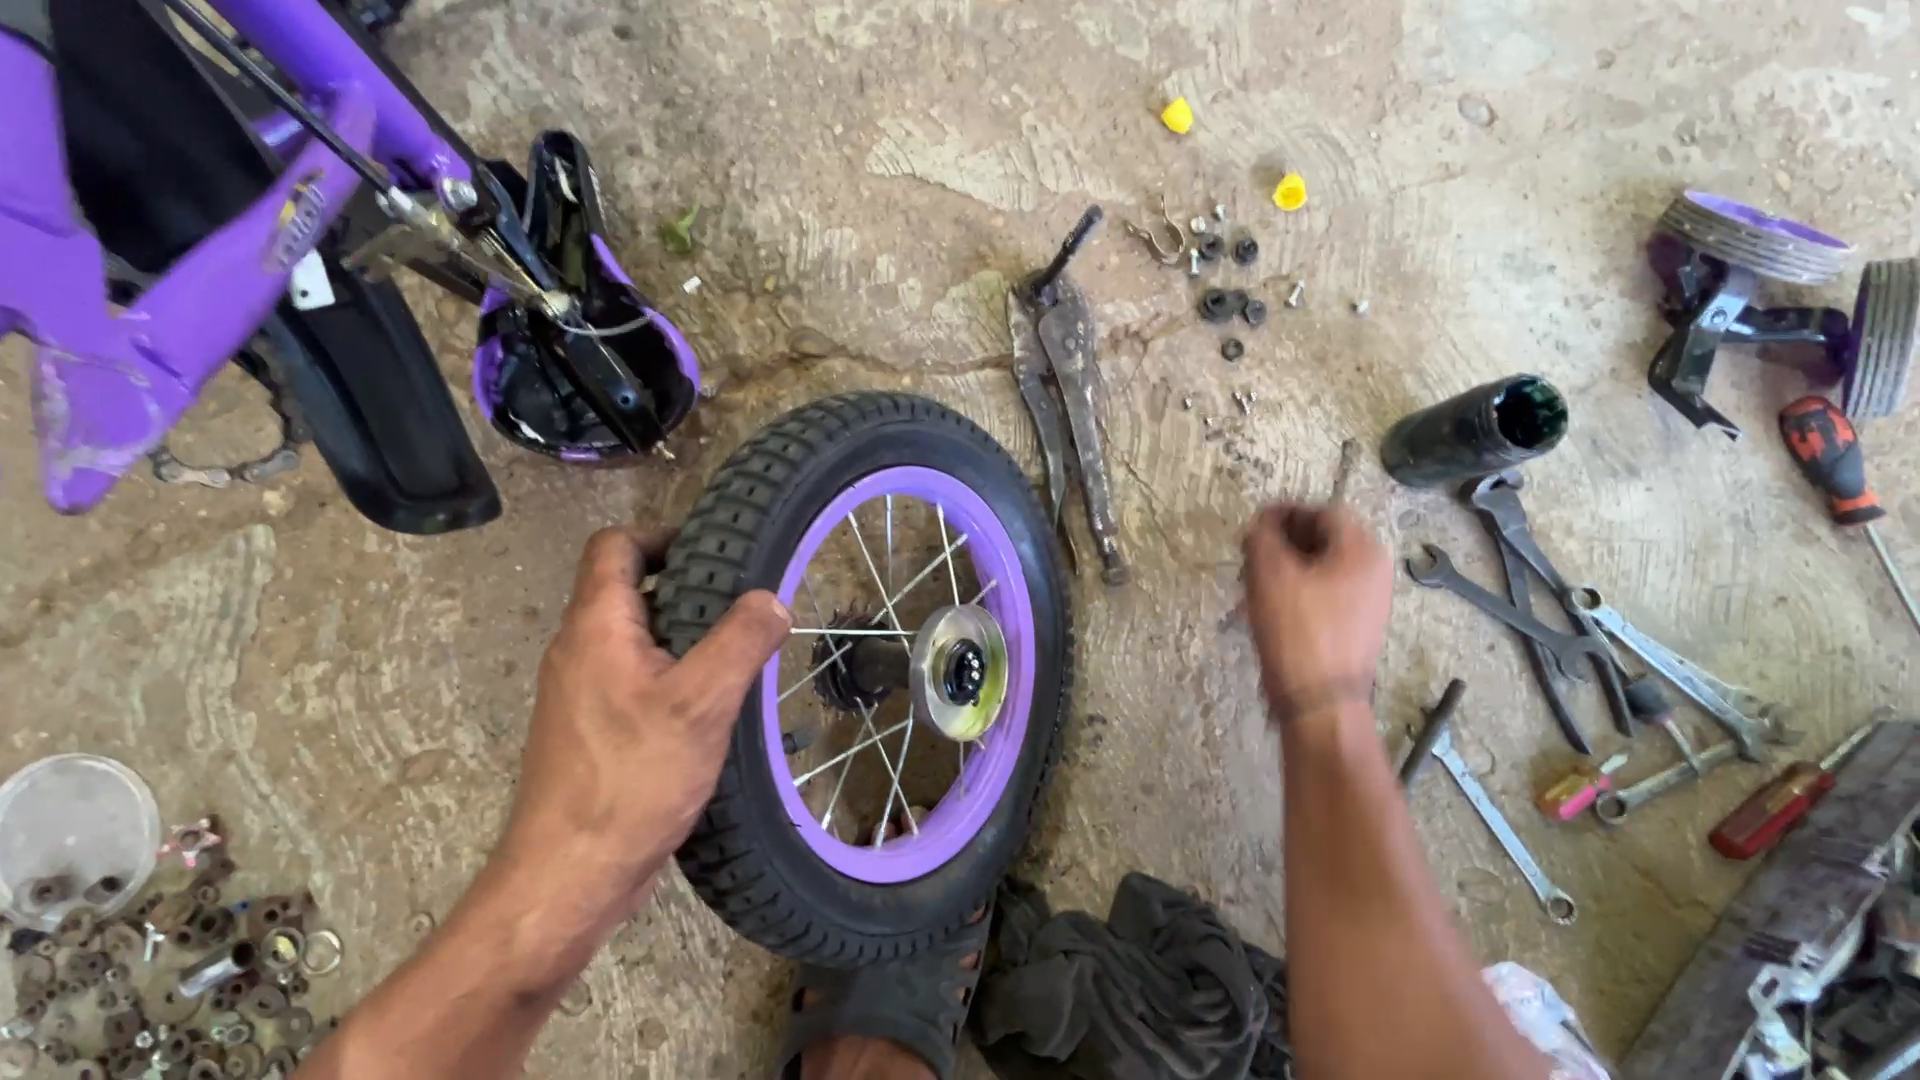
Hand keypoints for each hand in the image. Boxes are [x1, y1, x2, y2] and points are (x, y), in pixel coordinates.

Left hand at [499, 526, 789, 920]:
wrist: (570, 874)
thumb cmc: (632, 778)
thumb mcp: (701, 702)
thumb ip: (741, 641)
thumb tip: (773, 600)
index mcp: (596, 625)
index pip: (615, 546)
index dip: (663, 536)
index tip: (716, 553)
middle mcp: (579, 649)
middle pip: (629, 589)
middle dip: (688, 588)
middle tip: (744, 606)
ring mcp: (581, 691)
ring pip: (636, 638)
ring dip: (685, 636)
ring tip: (739, 654)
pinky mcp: (593, 729)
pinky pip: (635, 678)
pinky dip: (673, 674)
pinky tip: (713, 706)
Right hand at [1241, 503, 1391, 722]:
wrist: (1322, 704)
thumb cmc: (1297, 631)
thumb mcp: (1270, 575)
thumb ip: (1262, 536)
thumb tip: (1262, 523)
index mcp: (1363, 551)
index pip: (1324, 512)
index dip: (1285, 513)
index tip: (1253, 526)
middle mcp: (1375, 572)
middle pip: (1325, 540)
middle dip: (1283, 543)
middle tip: (1250, 556)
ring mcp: (1370, 603)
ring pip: (1323, 570)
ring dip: (1286, 570)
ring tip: (1253, 586)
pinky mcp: (1357, 629)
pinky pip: (1326, 596)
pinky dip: (1297, 594)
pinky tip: (1269, 611)